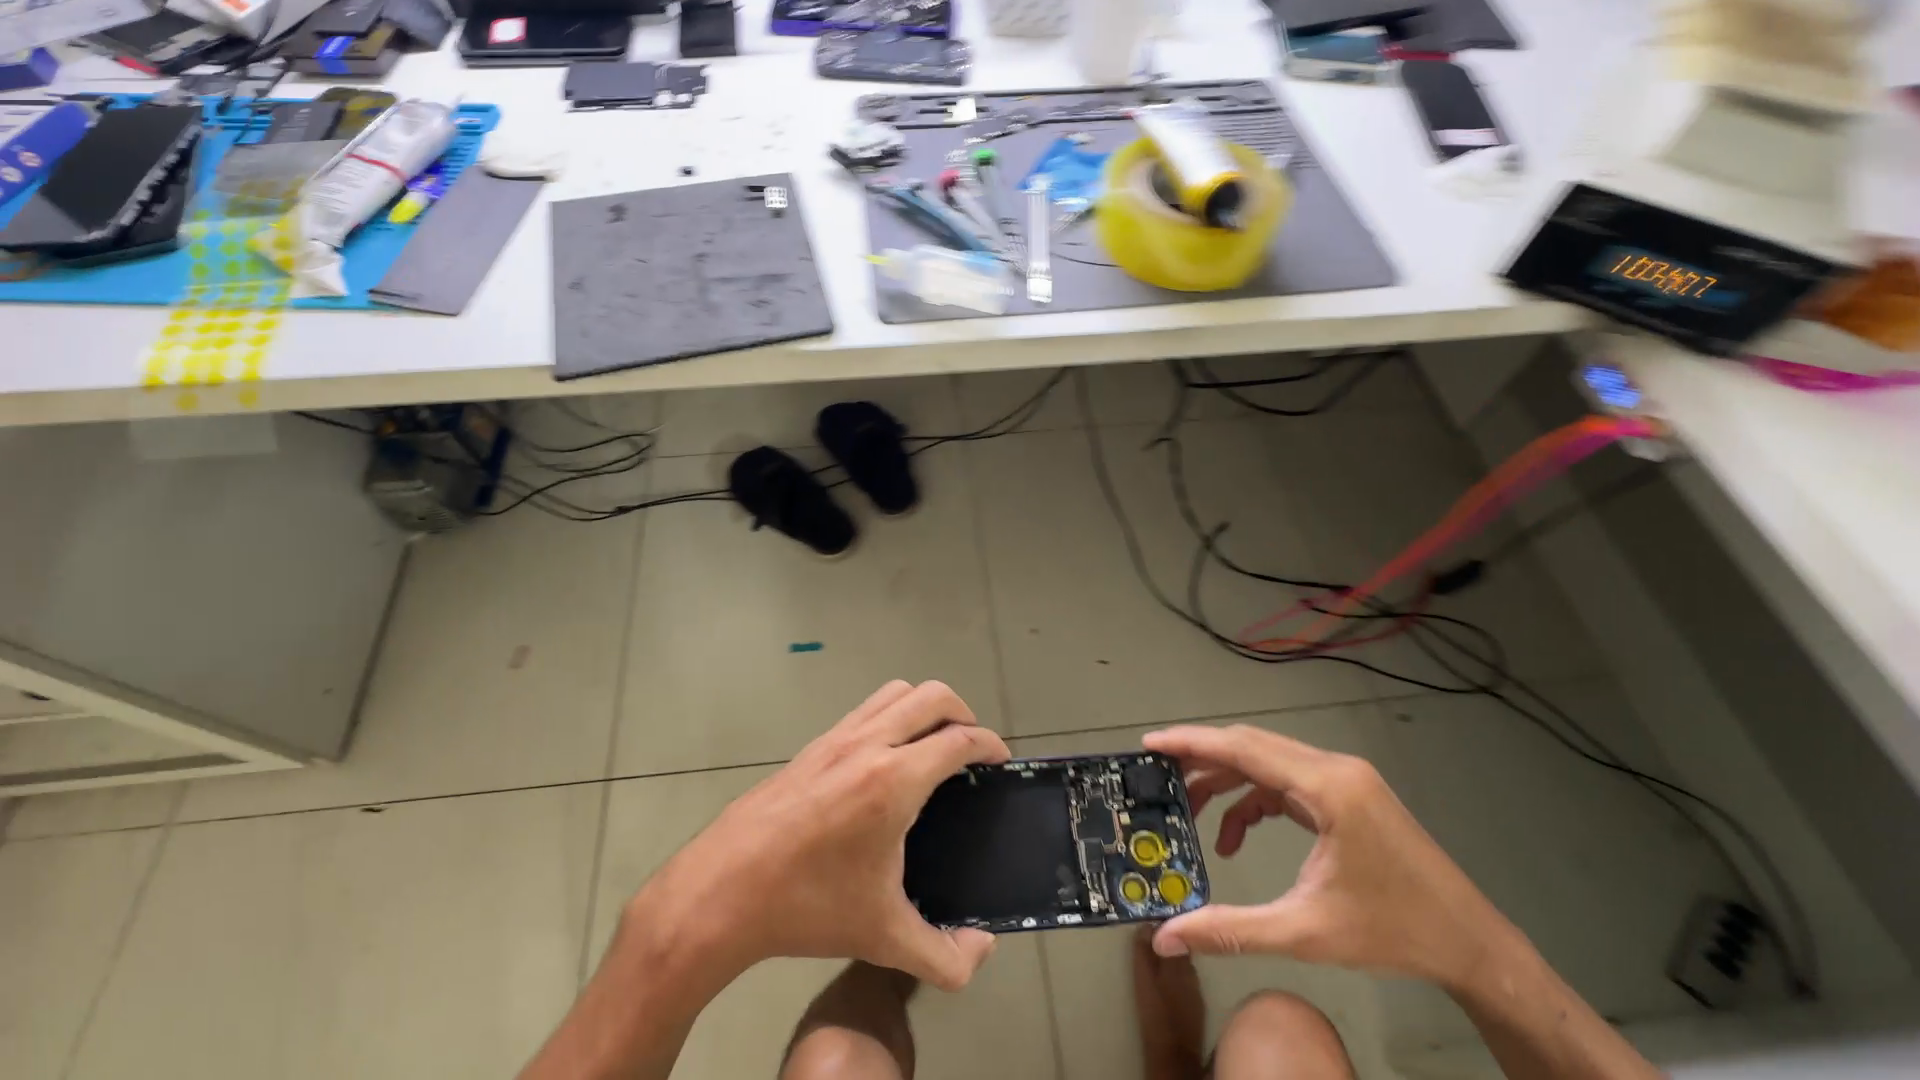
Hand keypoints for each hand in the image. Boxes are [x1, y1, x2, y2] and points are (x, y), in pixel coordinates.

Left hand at [629, 681, 1009, 990]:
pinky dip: (890, 717)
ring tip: (932, 747)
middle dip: (964, 713)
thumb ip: (945, 956)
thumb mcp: (883, 939)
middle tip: (971, 751)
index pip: (959, 740)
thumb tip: (983, 949)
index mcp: (894, 781)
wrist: (721, 891)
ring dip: (924, 708)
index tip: (1000, 762)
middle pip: (932, 696)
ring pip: (894, 692)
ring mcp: (835, 740)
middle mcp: (868, 745)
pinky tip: (885, 763)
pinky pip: (864, 710)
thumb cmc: (808, 908)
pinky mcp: (811, 747)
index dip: (989, 745)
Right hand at [1143, 725, 1513, 990]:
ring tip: (1190, 812)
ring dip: (1227, 783)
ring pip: (1269, 763)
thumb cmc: (1392, 932)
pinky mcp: (1352, 796)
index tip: (1149, 745)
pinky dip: (1256, 801)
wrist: (1469, 942)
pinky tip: (1238, 836)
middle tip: (1157, 778)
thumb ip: (1229, 930)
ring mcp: (1347, 780)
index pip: (1243, 749)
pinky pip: (1288, 782)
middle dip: (1202, 762)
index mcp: (1327, 788)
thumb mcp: (1303, 932)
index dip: (1191, 744)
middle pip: (1252, 747)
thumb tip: (1166, 938)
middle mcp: (1336, 770)